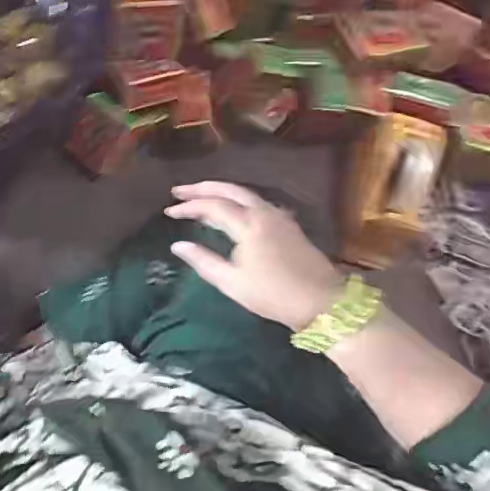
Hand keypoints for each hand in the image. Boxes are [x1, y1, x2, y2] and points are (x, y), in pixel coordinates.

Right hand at [165, 182, 345, 329]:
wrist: (321, 302)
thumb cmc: (273, 294)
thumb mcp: (232, 283)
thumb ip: (203, 261)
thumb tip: (177, 245)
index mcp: (249, 225)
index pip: (212, 206)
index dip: (188, 207)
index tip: (168, 212)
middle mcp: (264, 213)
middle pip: (229, 190)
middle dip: (202, 188)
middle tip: (179, 191)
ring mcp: (279, 216)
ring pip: (245, 193)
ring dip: (220, 192)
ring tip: (199, 197)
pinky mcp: (287, 224)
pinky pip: (256, 202)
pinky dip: (237, 200)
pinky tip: (230, 210)